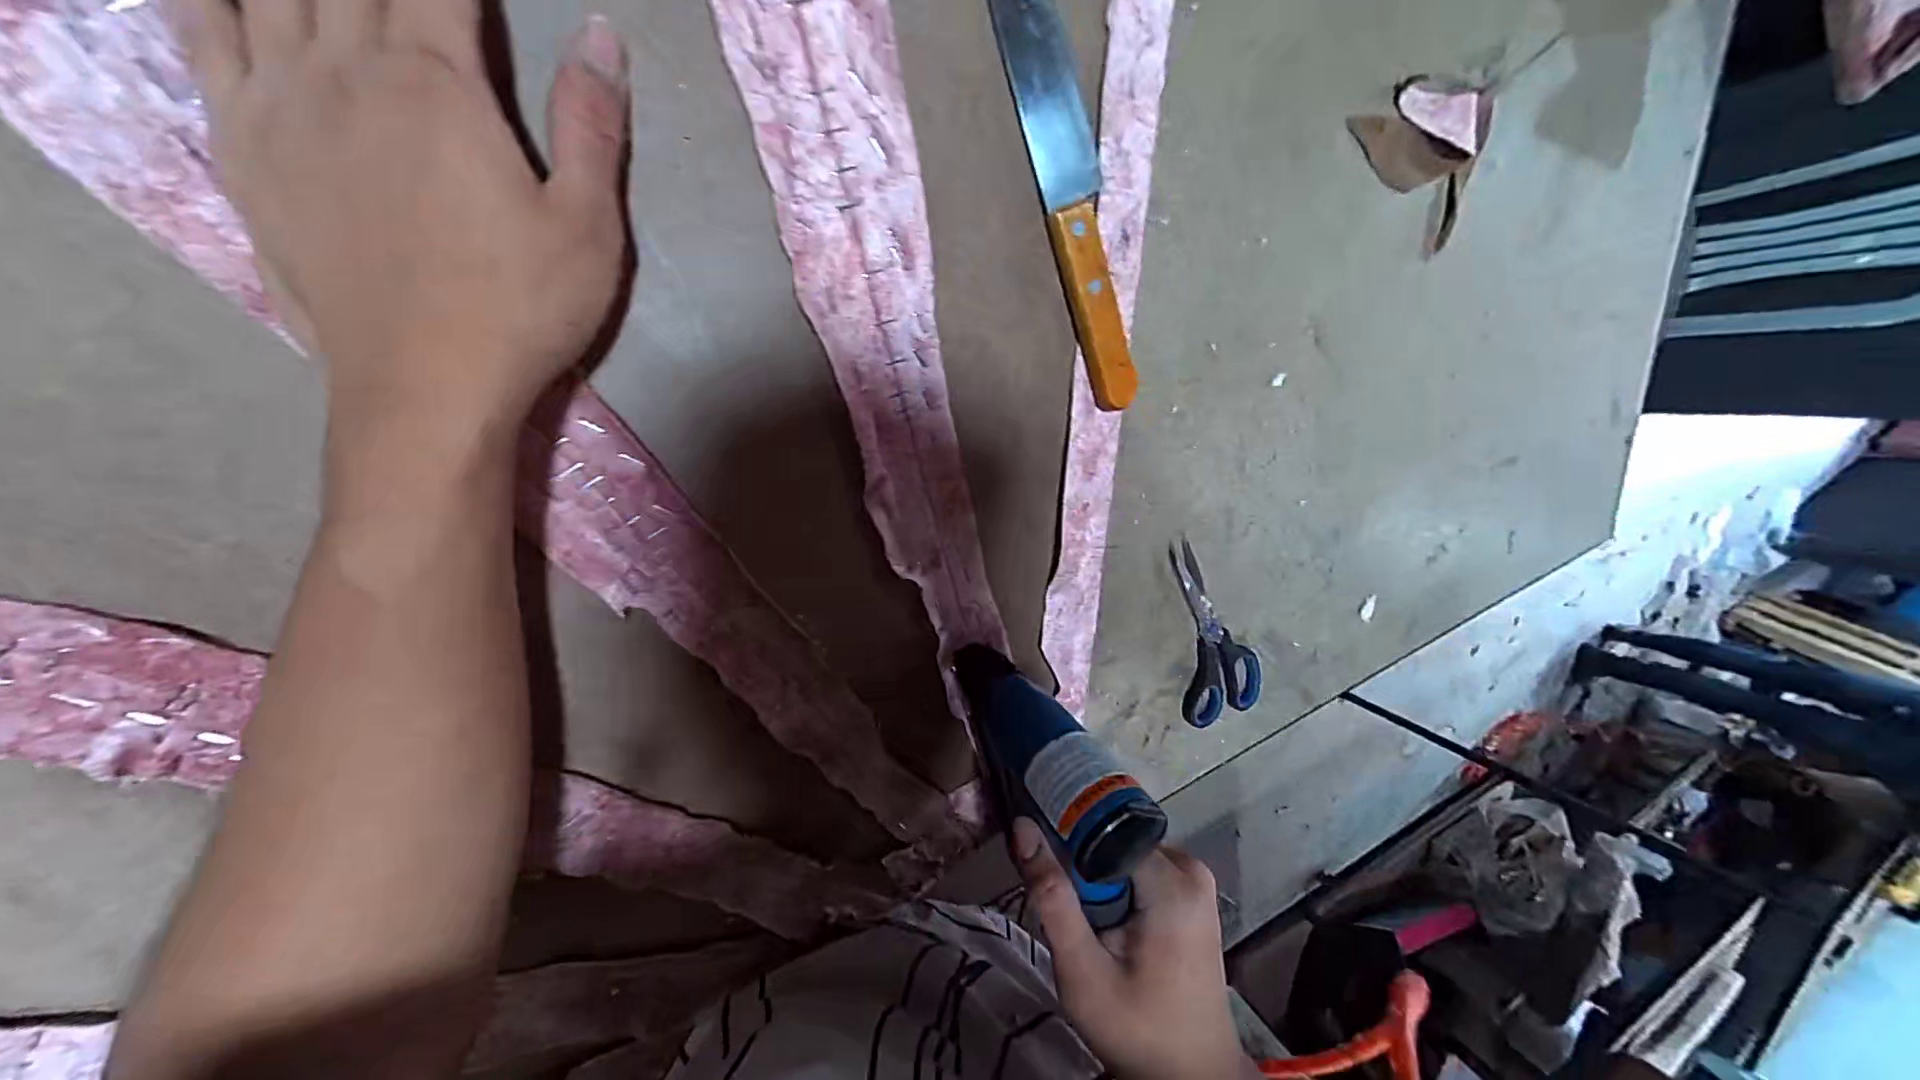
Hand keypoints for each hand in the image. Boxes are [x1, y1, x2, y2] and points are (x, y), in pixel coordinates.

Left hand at [170, 0, 631, 434]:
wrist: (427, 384)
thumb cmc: (524, 309)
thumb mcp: (588, 228)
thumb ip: (591, 128)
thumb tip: (600, 34)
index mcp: (437, 87)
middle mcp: (344, 71)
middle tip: (422, 0)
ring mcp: (278, 104)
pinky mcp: (242, 146)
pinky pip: (201, 34)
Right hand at [1011, 818, 1261, 1079]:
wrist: (1190, 1074)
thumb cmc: (1137, 1028)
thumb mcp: (1082, 972)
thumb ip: (1052, 897)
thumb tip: (1022, 827)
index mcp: (1173, 884)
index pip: (1102, 829)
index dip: (1065, 836)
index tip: (1039, 858)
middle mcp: (1190, 869)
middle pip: (1112, 838)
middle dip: (1081, 865)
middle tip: (1066, 907)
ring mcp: (1195, 879)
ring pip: (1122, 850)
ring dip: (1096, 875)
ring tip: (1083, 918)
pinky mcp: (1192, 892)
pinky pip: (1139, 866)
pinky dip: (1115, 883)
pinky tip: (1104, 919)